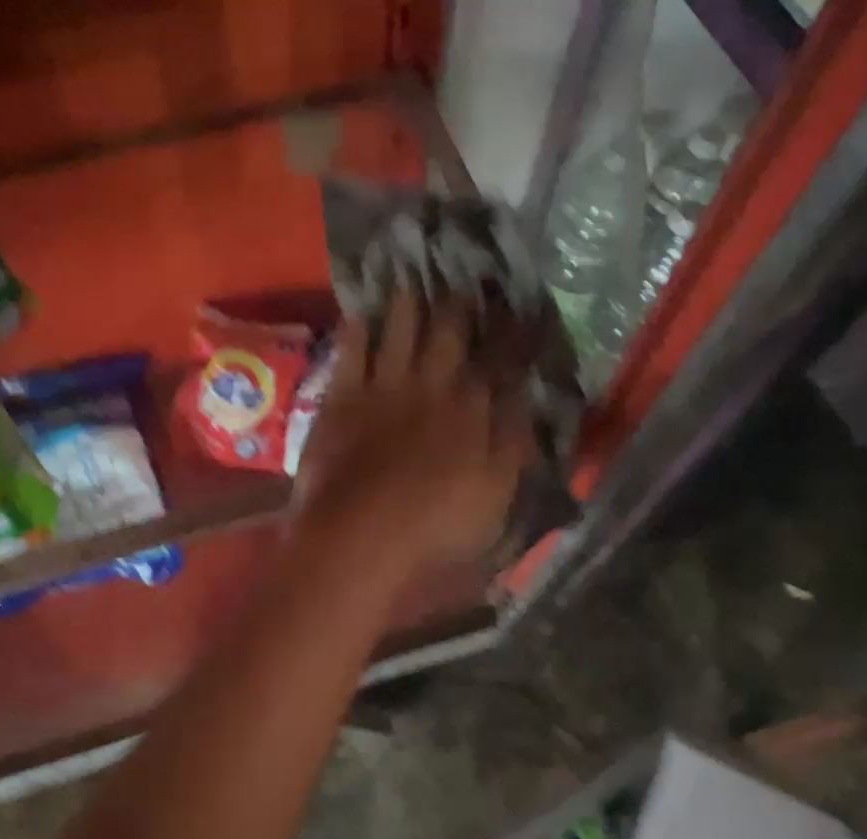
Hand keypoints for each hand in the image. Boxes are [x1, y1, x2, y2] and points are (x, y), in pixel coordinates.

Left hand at [295, 290, 532, 579]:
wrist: (359, 538)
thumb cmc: (435, 528)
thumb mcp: (496, 495)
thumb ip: (512, 442)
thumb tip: (525, 398)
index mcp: (473, 410)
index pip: (501, 359)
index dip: (514, 331)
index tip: (523, 307)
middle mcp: (431, 385)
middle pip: (450, 331)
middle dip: (461, 301)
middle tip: (466, 274)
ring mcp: (383, 386)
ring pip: (399, 328)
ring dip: (409, 300)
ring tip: (414, 273)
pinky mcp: (341, 397)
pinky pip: (352, 349)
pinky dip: (359, 326)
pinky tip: (362, 310)